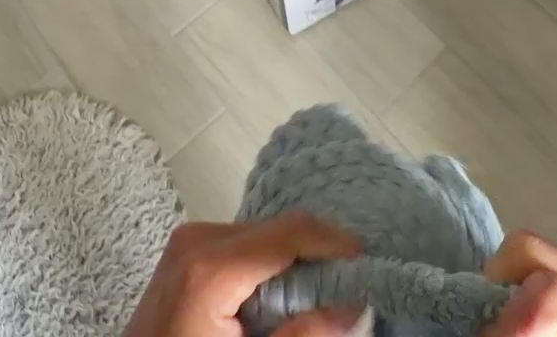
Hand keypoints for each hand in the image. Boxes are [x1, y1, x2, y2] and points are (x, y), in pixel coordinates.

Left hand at [123, 212, 363, 336]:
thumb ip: (303, 335)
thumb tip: (356, 304)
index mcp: (211, 266)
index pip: (289, 232)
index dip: (334, 242)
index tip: (370, 260)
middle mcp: (198, 237)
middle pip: (278, 229)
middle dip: (316, 255)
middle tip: (349, 287)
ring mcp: (189, 239)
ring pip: (263, 234)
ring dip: (292, 260)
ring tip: (315, 297)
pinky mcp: (187, 250)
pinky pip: (243, 244)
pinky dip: (268, 264)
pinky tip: (278, 296)